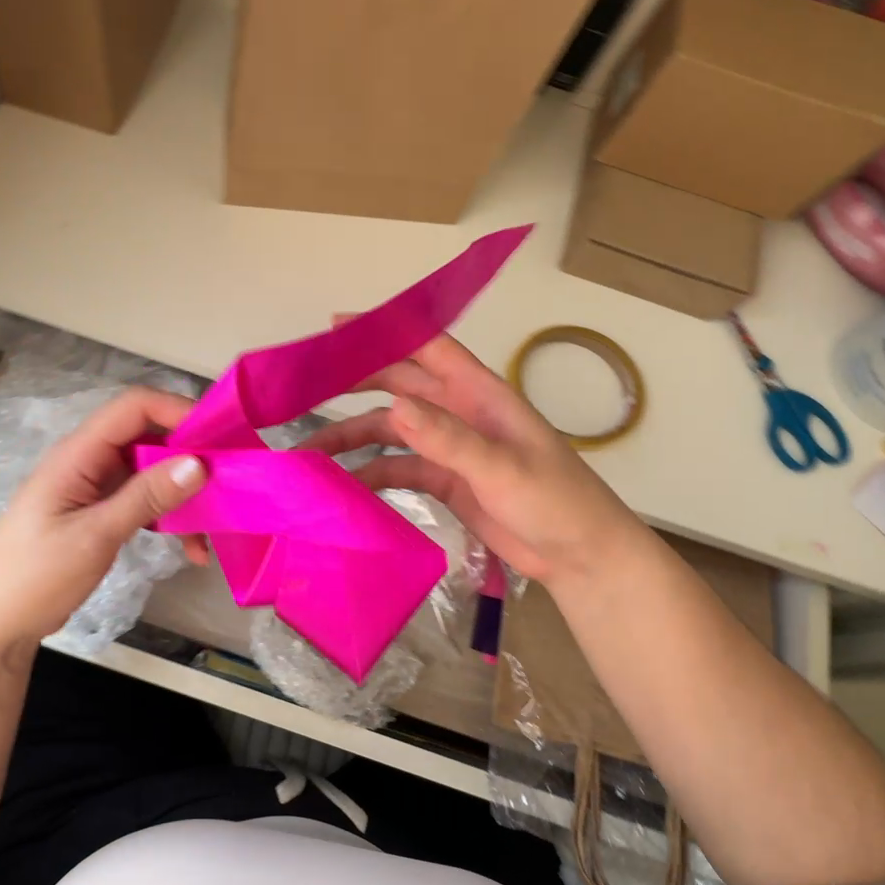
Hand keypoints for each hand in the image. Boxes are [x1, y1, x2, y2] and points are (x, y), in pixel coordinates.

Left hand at [0, 388, 206, 663]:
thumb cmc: (33, 576)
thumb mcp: (94, 535)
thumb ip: (146, 497)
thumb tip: (199, 463)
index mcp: (78, 454)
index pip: (134, 407)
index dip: (178, 411)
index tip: (220, 436)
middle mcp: (87, 462)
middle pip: (148, 438)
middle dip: (190, 457)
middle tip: (230, 483)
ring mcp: (92, 490)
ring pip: (151, 474)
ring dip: (184, 496)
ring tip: (213, 528)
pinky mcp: (98, 516)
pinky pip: (142, 503)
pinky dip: (169, 520)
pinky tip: (191, 551)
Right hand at [299, 328, 649, 585]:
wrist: (580, 557)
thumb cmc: (556, 501)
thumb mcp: (501, 468)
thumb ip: (449, 439)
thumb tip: (394, 405)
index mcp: (478, 393)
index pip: (426, 347)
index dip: (383, 331)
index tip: (336, 326)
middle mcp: (459, 412)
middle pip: (397, 385)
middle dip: (353, 382)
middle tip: (304, 386)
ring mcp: (450, 448)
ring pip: (390, 431)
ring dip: (352, 438)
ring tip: (309, 454)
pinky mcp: (445, 481)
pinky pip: (397, 468)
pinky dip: (370, 474)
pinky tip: (343, 488)